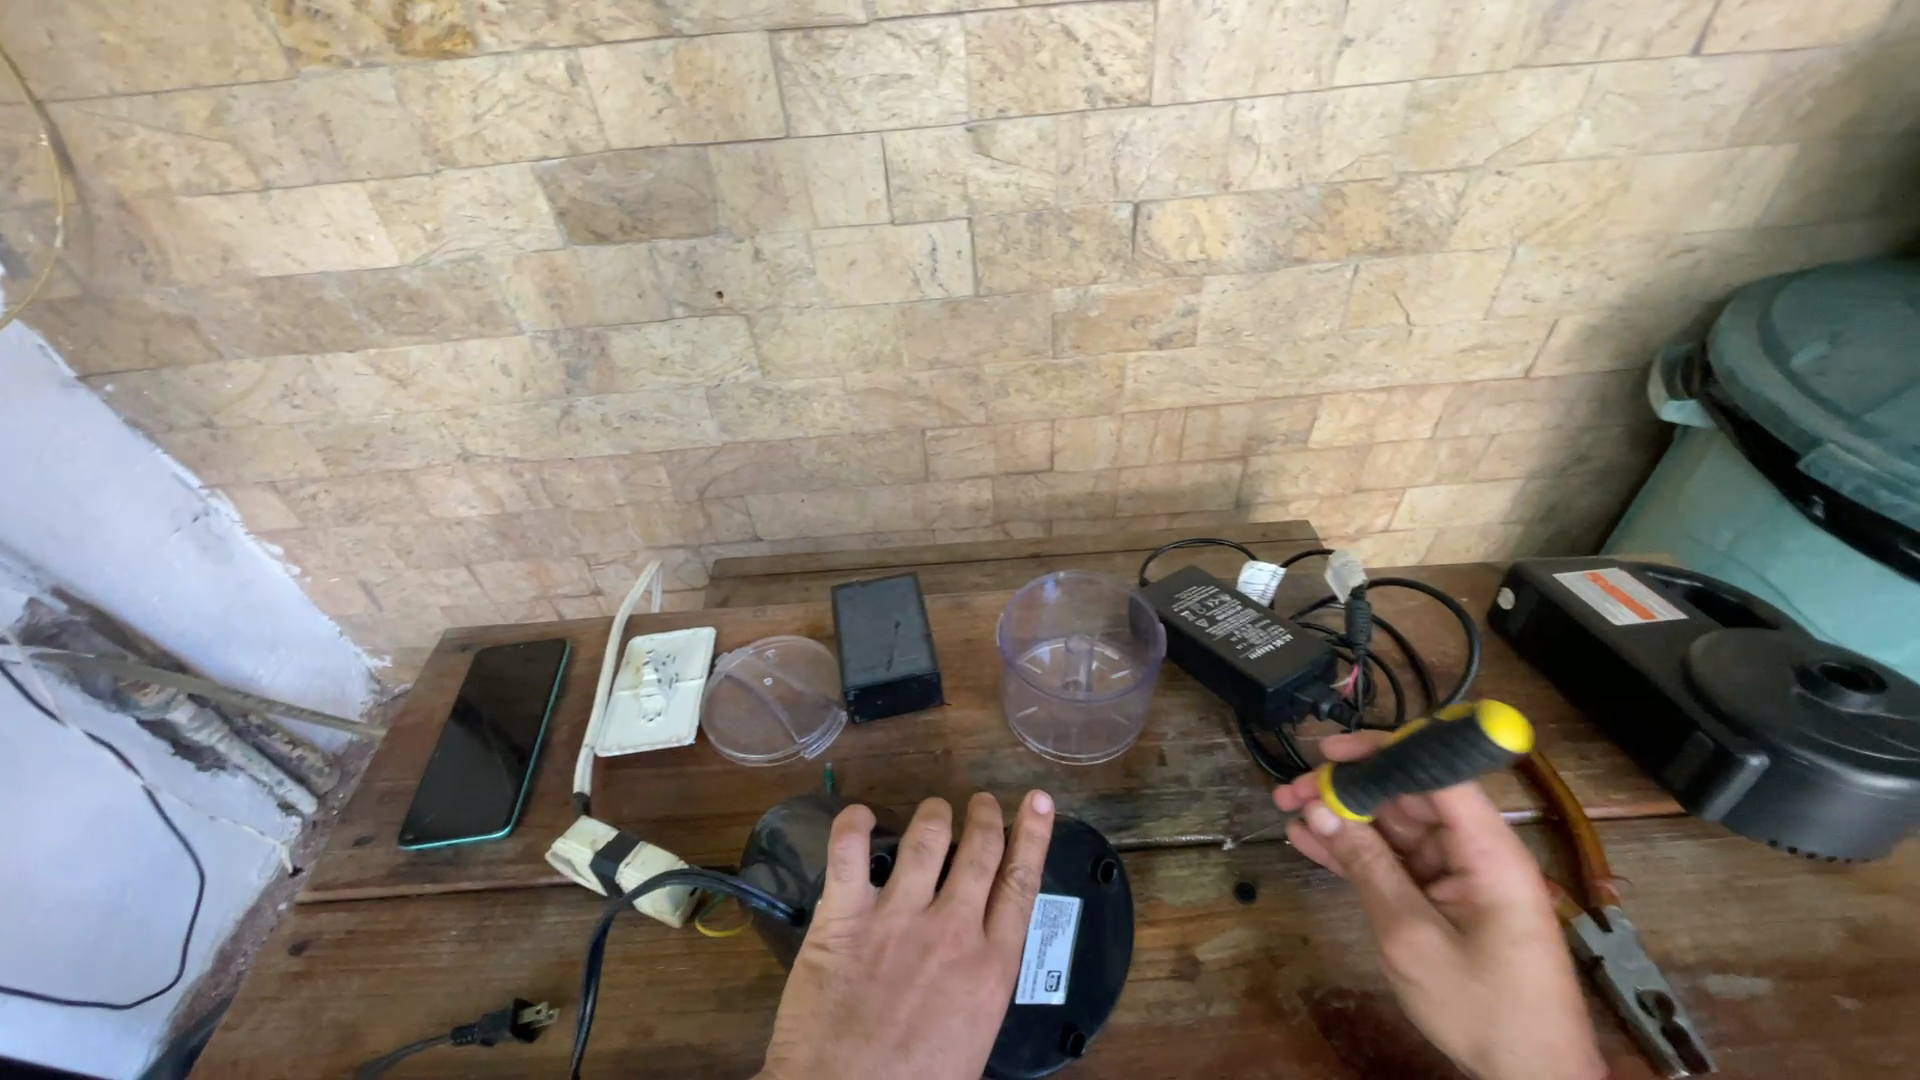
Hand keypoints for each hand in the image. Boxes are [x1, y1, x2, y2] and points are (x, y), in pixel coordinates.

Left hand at [758, 790, 1054, 1079]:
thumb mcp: (976, 1039)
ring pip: (926, 837)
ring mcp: (897, 917)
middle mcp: (951, 929)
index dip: (1033, 834)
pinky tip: (860, 816)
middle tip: (980, 801)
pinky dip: (854, 824)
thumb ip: (983, 984)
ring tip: (935, 810)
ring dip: (934, 814)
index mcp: (990, 965)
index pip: (1021, 882)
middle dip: (983, 815)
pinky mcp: (845, 917)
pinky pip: (850, 851)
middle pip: (979, 849)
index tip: (1037, 801)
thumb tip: (982, 955)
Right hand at [1275, 733, 1605, 1079]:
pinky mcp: (1443, 897)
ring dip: (1340, 818)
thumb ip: (1367, 866)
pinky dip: (1353, 851)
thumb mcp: (1411, 936)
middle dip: (1346, 788)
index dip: (1382, 751)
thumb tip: (1321, 810)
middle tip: (1290, 791)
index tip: (1328, 753)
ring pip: (1391, 825)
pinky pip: (1393, 859)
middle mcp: (1474, 851)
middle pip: (1405, 796)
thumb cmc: (1483, 1009)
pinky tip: (1310, 842)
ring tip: (1287, 809)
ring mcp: (1457, 874)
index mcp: (1487, 851)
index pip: (1436, 773)